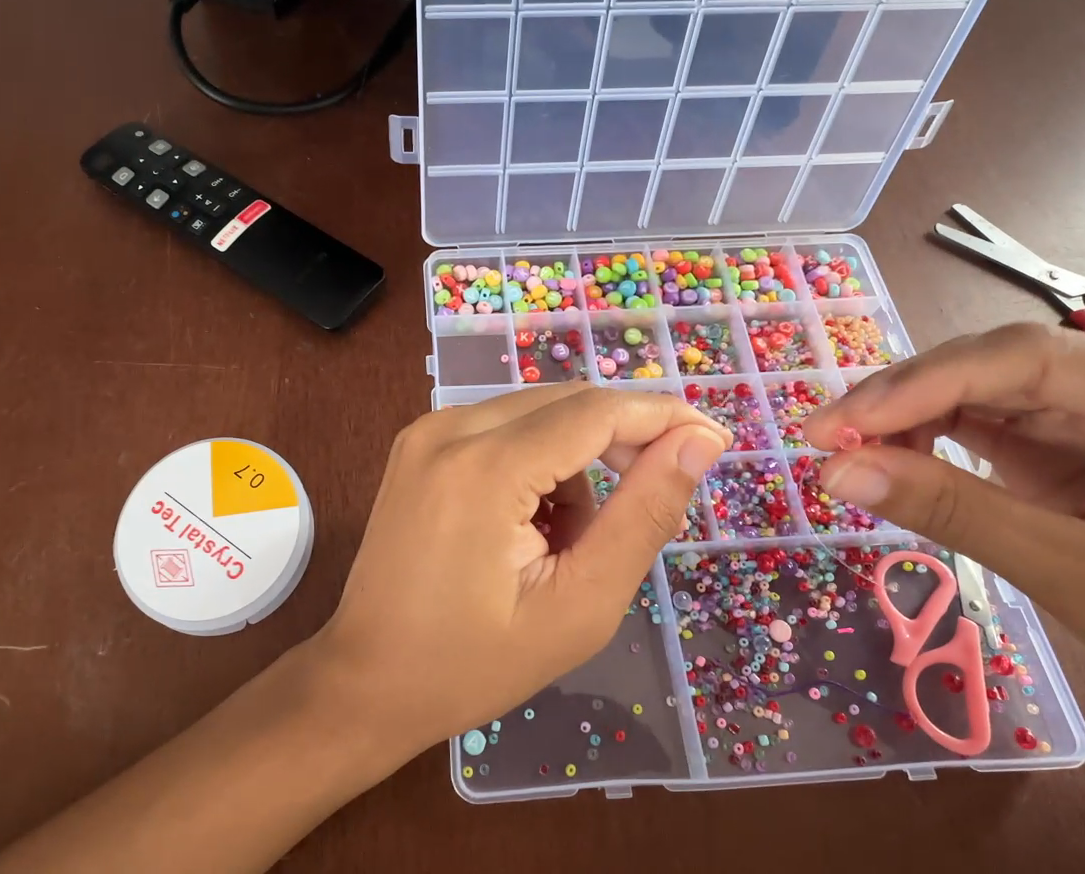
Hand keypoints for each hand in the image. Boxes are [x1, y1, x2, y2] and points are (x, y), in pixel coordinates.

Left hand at [314, 384, 728, 754]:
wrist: (369, 679)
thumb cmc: (476, 661)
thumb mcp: (579, 605)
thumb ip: (643, 515)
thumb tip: (697, 443)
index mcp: (484, 468)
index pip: (596, 412)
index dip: (662, 419)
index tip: (715, 442)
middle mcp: (448, 427)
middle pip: (566, 404)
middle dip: (621, 442)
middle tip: (651, 503)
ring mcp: (426, 431)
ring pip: (537, 414)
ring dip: (574, 461)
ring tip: (565, 543)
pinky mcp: (418, 444)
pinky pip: (501, 428)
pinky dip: (535, 462)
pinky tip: (528, 526)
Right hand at [802, 324, 1084, 870]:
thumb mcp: (1080, 577)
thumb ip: (953, 512)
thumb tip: (835, 473)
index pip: (1025, 359)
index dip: (920, 382)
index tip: (838, 424)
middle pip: (998, 366)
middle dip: (904, 398)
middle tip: (823, 438)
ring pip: (986, 392)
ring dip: (911, 417)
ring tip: (846, 451)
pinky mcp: (1083, 450)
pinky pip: (992, 427)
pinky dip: (934, 441)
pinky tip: (892, 459)